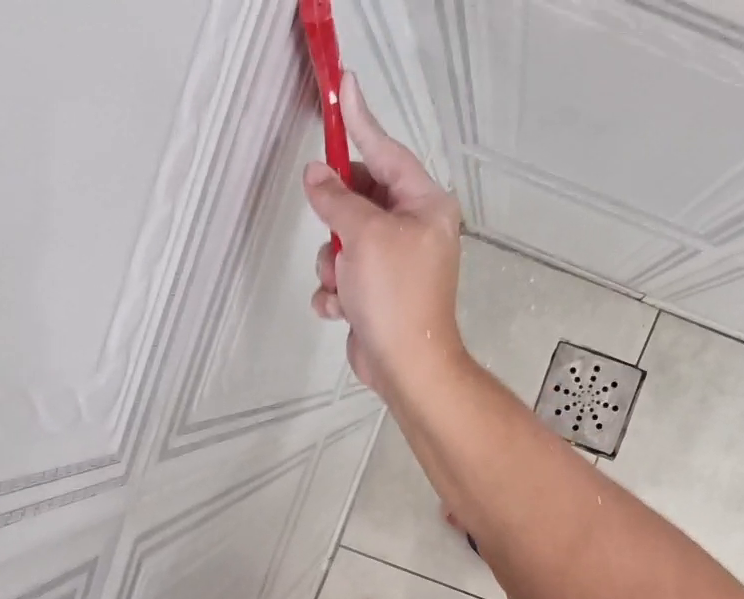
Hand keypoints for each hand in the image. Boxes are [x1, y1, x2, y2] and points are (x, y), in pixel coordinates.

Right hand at [305, 72, 463, 392]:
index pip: (386, 151)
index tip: (344, 86)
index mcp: (425, 206)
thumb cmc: (397, 296)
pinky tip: (346, 310)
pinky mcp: (376, 294)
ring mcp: (394, 264)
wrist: (406, 366)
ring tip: (347, 285)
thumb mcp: (364, 234)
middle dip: (337, 221)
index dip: (360, 121)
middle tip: (337, 234)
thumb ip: (337, 197)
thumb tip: (317, 175)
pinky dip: (336, 294)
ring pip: (341, 241)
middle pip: (357, 198)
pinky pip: (340, 278)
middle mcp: (413, 230)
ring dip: (333, 265)